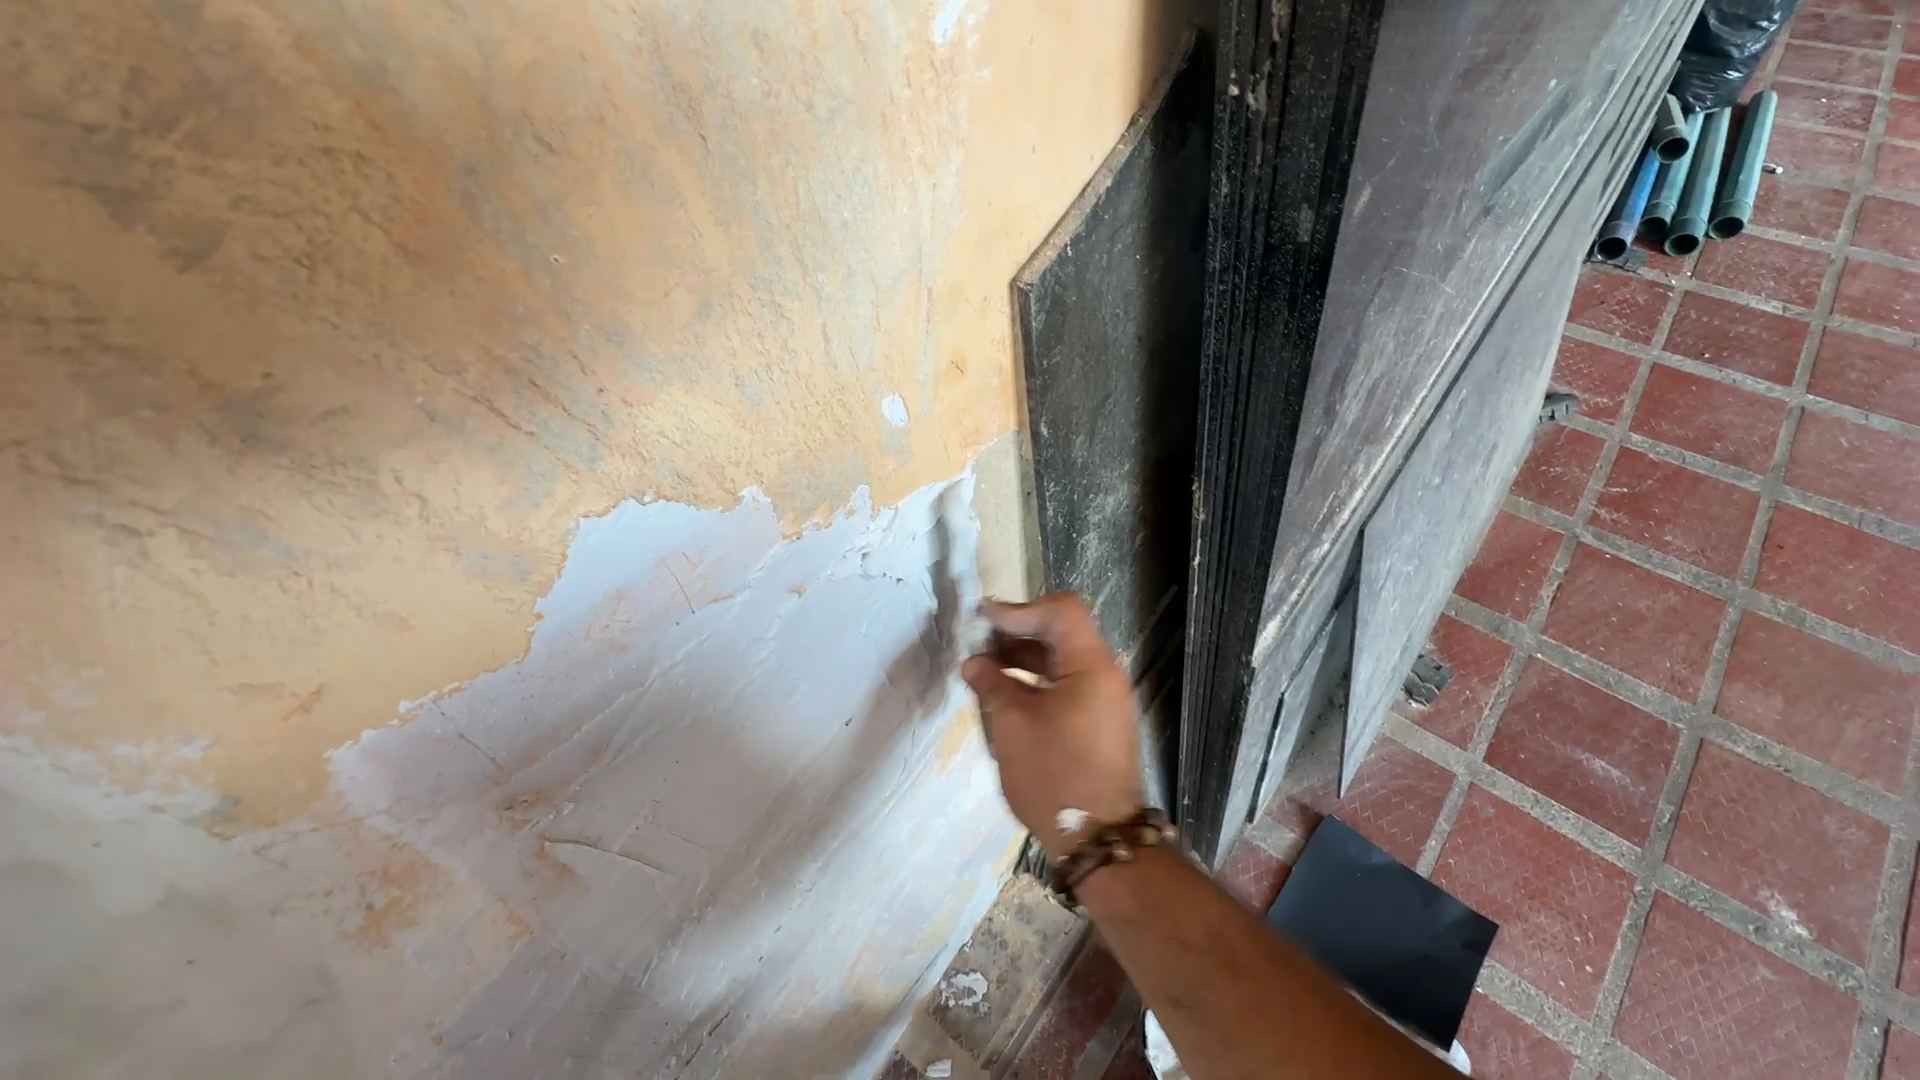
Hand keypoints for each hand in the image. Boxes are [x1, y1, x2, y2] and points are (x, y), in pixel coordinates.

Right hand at [960, 593, 1144, 858]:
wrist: (1100, 839)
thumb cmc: (1054, 775)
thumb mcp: (1013, 726)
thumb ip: (993, 685)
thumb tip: (975, 664)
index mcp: (1092, 666)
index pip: (1060, 611)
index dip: (1019, 608)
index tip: (983, 619)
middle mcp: (1105, 675)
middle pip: (1063, 633)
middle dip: (1018, 632)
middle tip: (978, 643)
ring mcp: (1106, 700)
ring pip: (1063, 661)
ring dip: (1025, 658)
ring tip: (985, 669)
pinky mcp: (1100, 722)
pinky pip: (1068, 685)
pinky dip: (1038, 681)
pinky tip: (1007, 694)